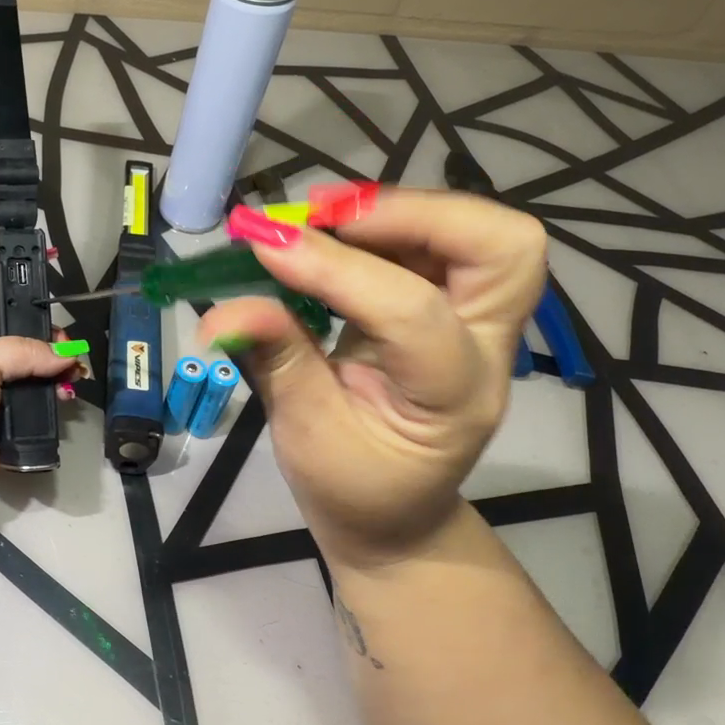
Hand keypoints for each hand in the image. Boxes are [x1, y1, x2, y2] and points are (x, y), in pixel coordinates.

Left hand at [0, 280, 84, 501]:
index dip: (10, 275)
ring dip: (59, 362)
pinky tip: (67, 392)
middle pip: (20, 328)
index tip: (42, 266)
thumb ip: (22, 350)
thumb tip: (64, 355)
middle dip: (47, 330)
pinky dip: (57, 389)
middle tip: (67, 341)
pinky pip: (40, 391)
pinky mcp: (12, 411)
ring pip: (35, 361)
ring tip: (74, 370)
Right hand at [197, 189, 548, 570]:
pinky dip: (383, 221)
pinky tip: (329, 231)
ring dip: (395, 209)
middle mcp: (485, 349)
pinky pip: (438, 240)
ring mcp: (478, 323)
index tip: (263, 243)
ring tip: (317, 216)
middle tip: (327, 216)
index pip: (412, 312)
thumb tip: (222, 311)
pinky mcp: (451, 305)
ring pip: (478, 232)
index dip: (336, 268)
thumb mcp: (305, 435)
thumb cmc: (352, 487)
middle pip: (502, 248)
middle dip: (414, 214)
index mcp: (455, 397)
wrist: (395, 514)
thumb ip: (275, 361)